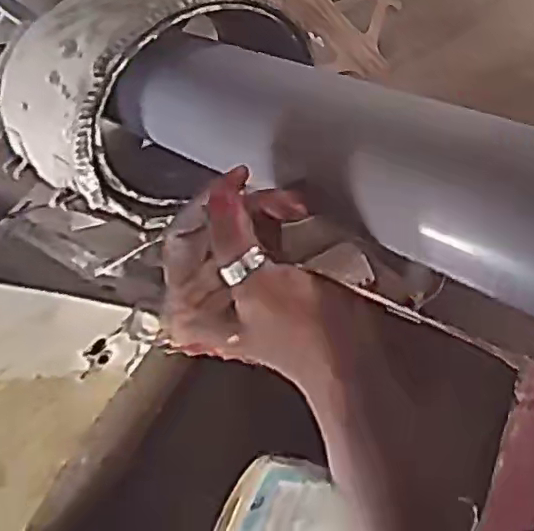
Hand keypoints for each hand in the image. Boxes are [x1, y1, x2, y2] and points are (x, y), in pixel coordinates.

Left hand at [160, 166, 368, 385]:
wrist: (349, 355)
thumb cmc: (306, 334)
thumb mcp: (262, 284)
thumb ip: (233, 237)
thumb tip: (219, 196)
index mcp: (188, 306)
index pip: (184, 235)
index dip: (211, 202)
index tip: (240, 178)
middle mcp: (205, 297)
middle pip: (212, 227)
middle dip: (248, 206)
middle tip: (284, 203)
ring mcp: (237, 286)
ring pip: (238, 226)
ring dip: (268, 209)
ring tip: (298, 210)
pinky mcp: (267, 277)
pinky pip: (261, 235)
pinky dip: (279, 219)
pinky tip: (299, 219)